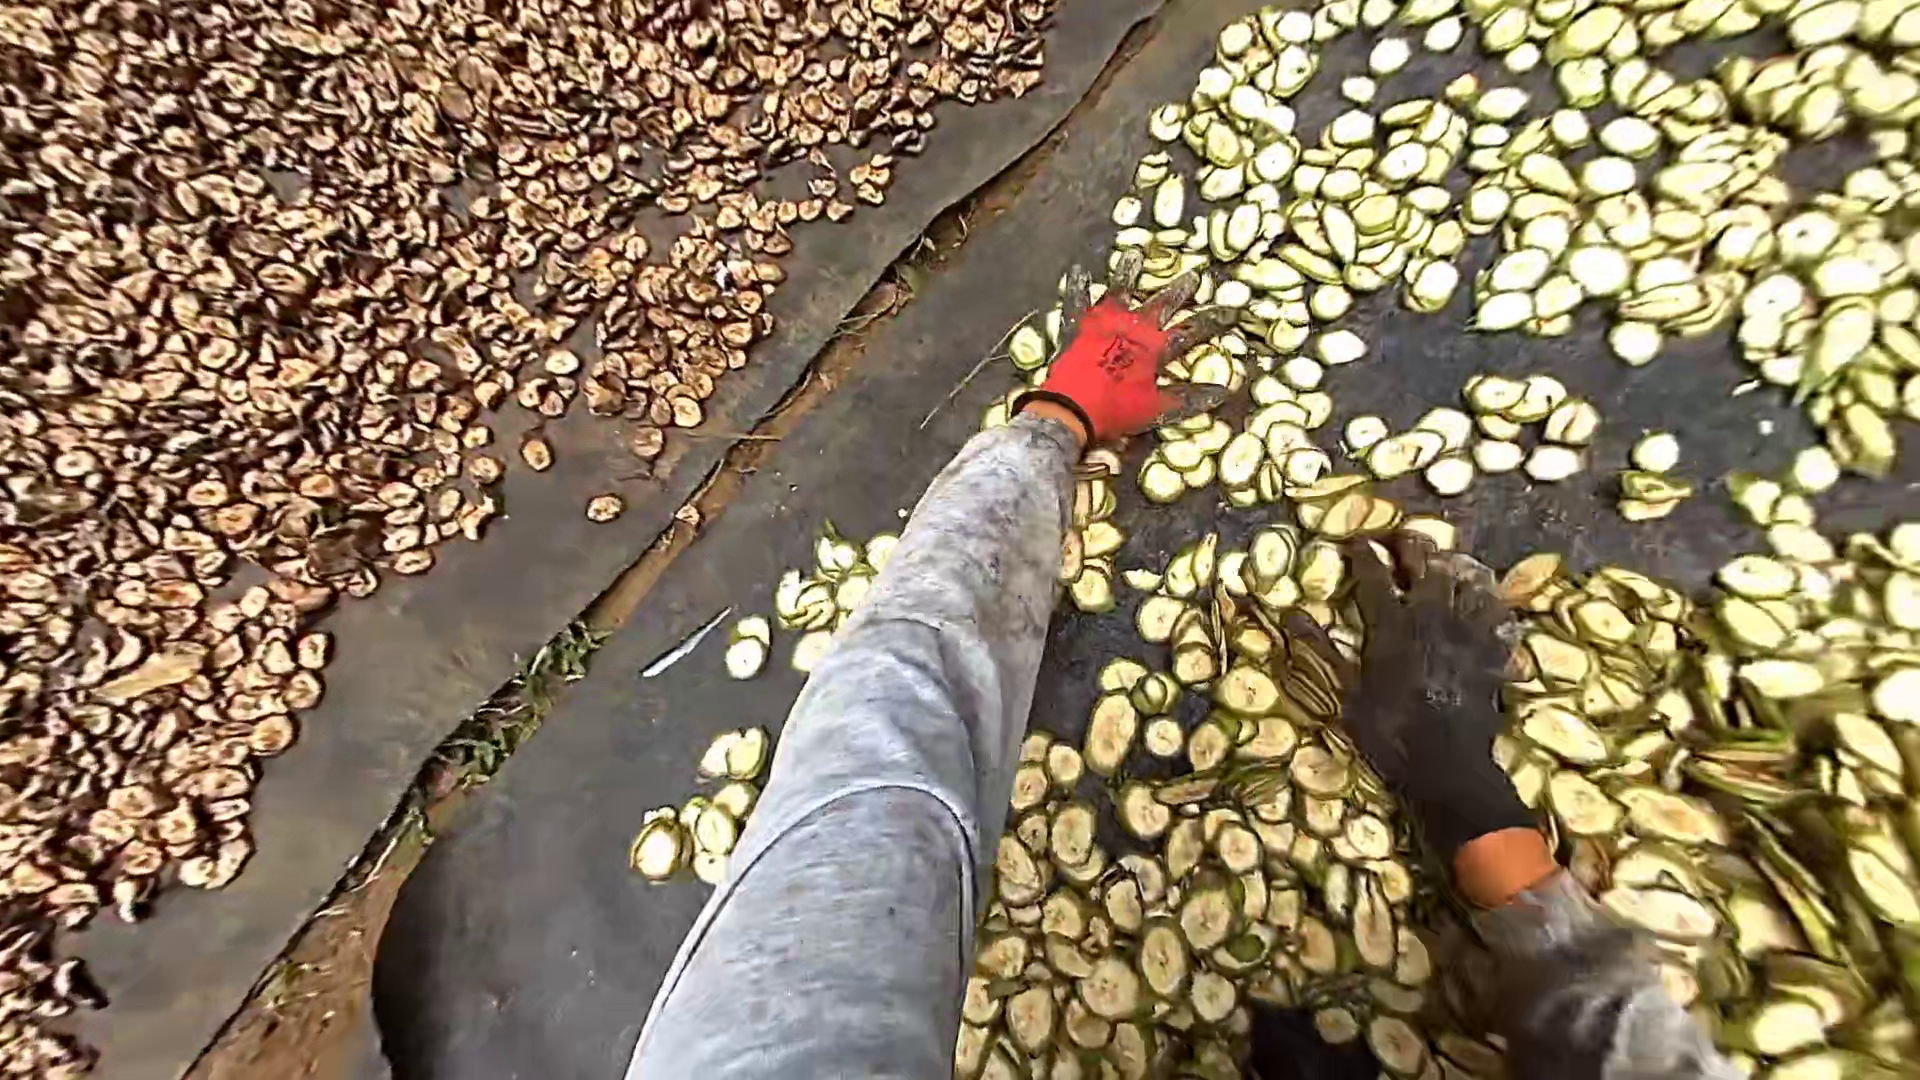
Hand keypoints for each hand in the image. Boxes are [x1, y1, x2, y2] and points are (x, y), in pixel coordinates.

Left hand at [1015, 251, 1236, 443]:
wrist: (1071, 410)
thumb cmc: (1115, 410)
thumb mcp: (1155, 408)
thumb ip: (1187, 398)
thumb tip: (1223, 392)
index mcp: (1154, 347)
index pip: (1192, 330)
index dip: (1213, 320)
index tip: (1233, 310)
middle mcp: (1132, 327)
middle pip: (1161, 303)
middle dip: (1179, 290)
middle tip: (1193, 273)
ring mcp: (1103, 324)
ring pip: (1119, 292)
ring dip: (1128, 273)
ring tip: (1134, 253)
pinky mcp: (1077, 328)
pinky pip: (1076, 303)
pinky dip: (1077, 287)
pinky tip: (1077, 271)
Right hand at [1289, 534, 1546, 900]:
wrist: (1447, 767)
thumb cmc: (1387, 728)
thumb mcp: (1344, 689)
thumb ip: (1321, 647)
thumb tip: (1290, 613)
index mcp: (1392, 628)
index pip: (1375, 580)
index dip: (1365, 556)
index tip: (1356, 539)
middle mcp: (1432, 624)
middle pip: (1428, 572)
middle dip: (1415, 548)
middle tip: (1405, 534)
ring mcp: (1468, 639)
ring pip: (1469, 588)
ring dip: (1458, 569)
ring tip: (1450, 558)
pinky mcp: (1493, 659)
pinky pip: (1501, 622)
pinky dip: (1495, 607)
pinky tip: (1491, 602)